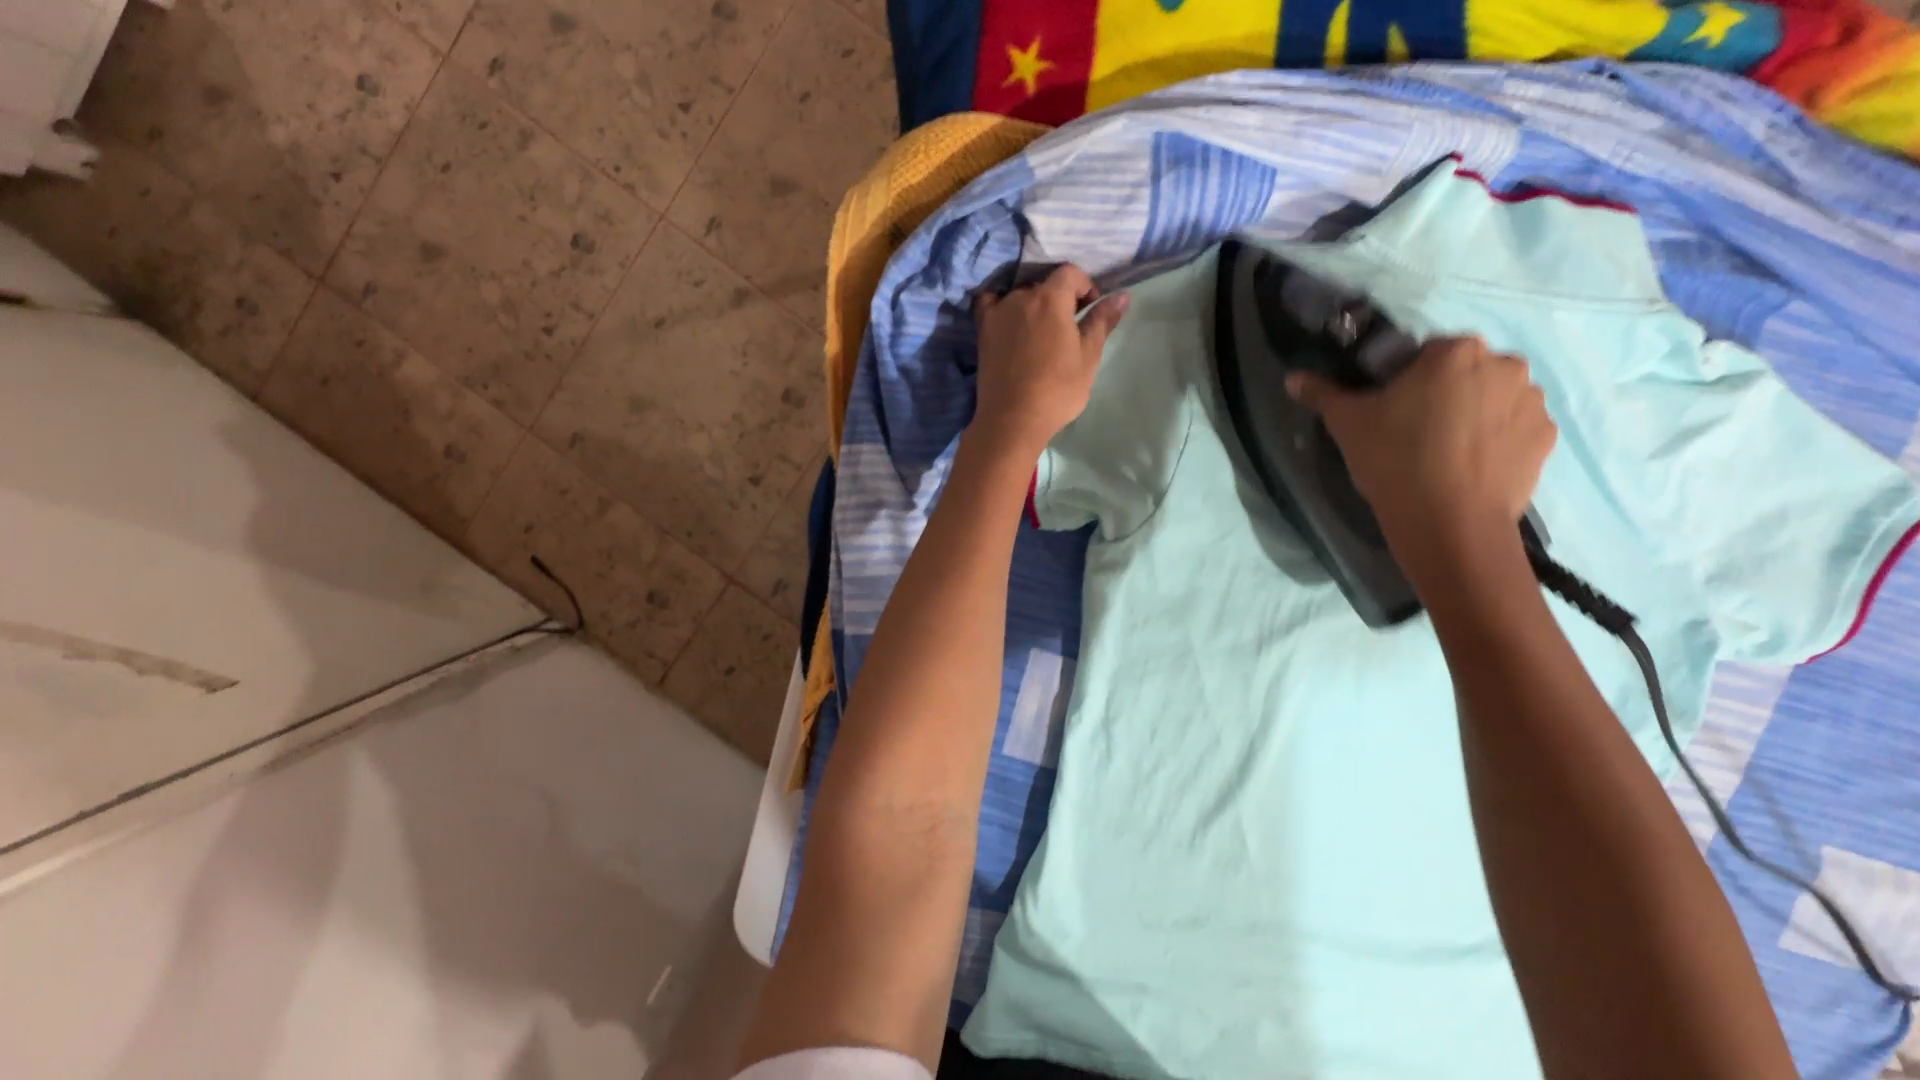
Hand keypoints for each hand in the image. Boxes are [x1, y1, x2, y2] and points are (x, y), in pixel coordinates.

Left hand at [971, 264, 1128, 454]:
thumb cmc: (1058, 389)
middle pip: (1044, 284)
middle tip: (1069, 326)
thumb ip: (1102, 321)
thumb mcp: (1088, 356)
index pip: (1070, 273)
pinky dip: (1001, 306)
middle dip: (1060, 297)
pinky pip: (990, 304)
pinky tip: (1010, 322)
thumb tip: (1123, 295)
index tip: (1091, 309)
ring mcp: (998, 312)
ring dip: (1034, 305)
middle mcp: (1021, 296)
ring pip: (1020, 295)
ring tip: (1042, 332)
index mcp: (1050, 298)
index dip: (1085, 286)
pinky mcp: (983, 330)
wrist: (1013, 419)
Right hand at [1287, 336, 1555, 559]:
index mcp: (1456, 351)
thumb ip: (1322, 393)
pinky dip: (1500, 442)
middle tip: (1418, 433)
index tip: (1394, 410)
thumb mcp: (1347, 424)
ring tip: (1448, 455)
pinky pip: (1517, 430)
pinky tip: (1473, 468)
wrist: (1450, 525)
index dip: (1409, 380)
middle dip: (1448, 394)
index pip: (1429, 353)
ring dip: (1478, 415)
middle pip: (1468, 373)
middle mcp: (1504, 365)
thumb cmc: (1396, 461)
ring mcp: (1532, 402)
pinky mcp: (1546, 439)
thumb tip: (1293, 378)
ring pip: (1496, 399)